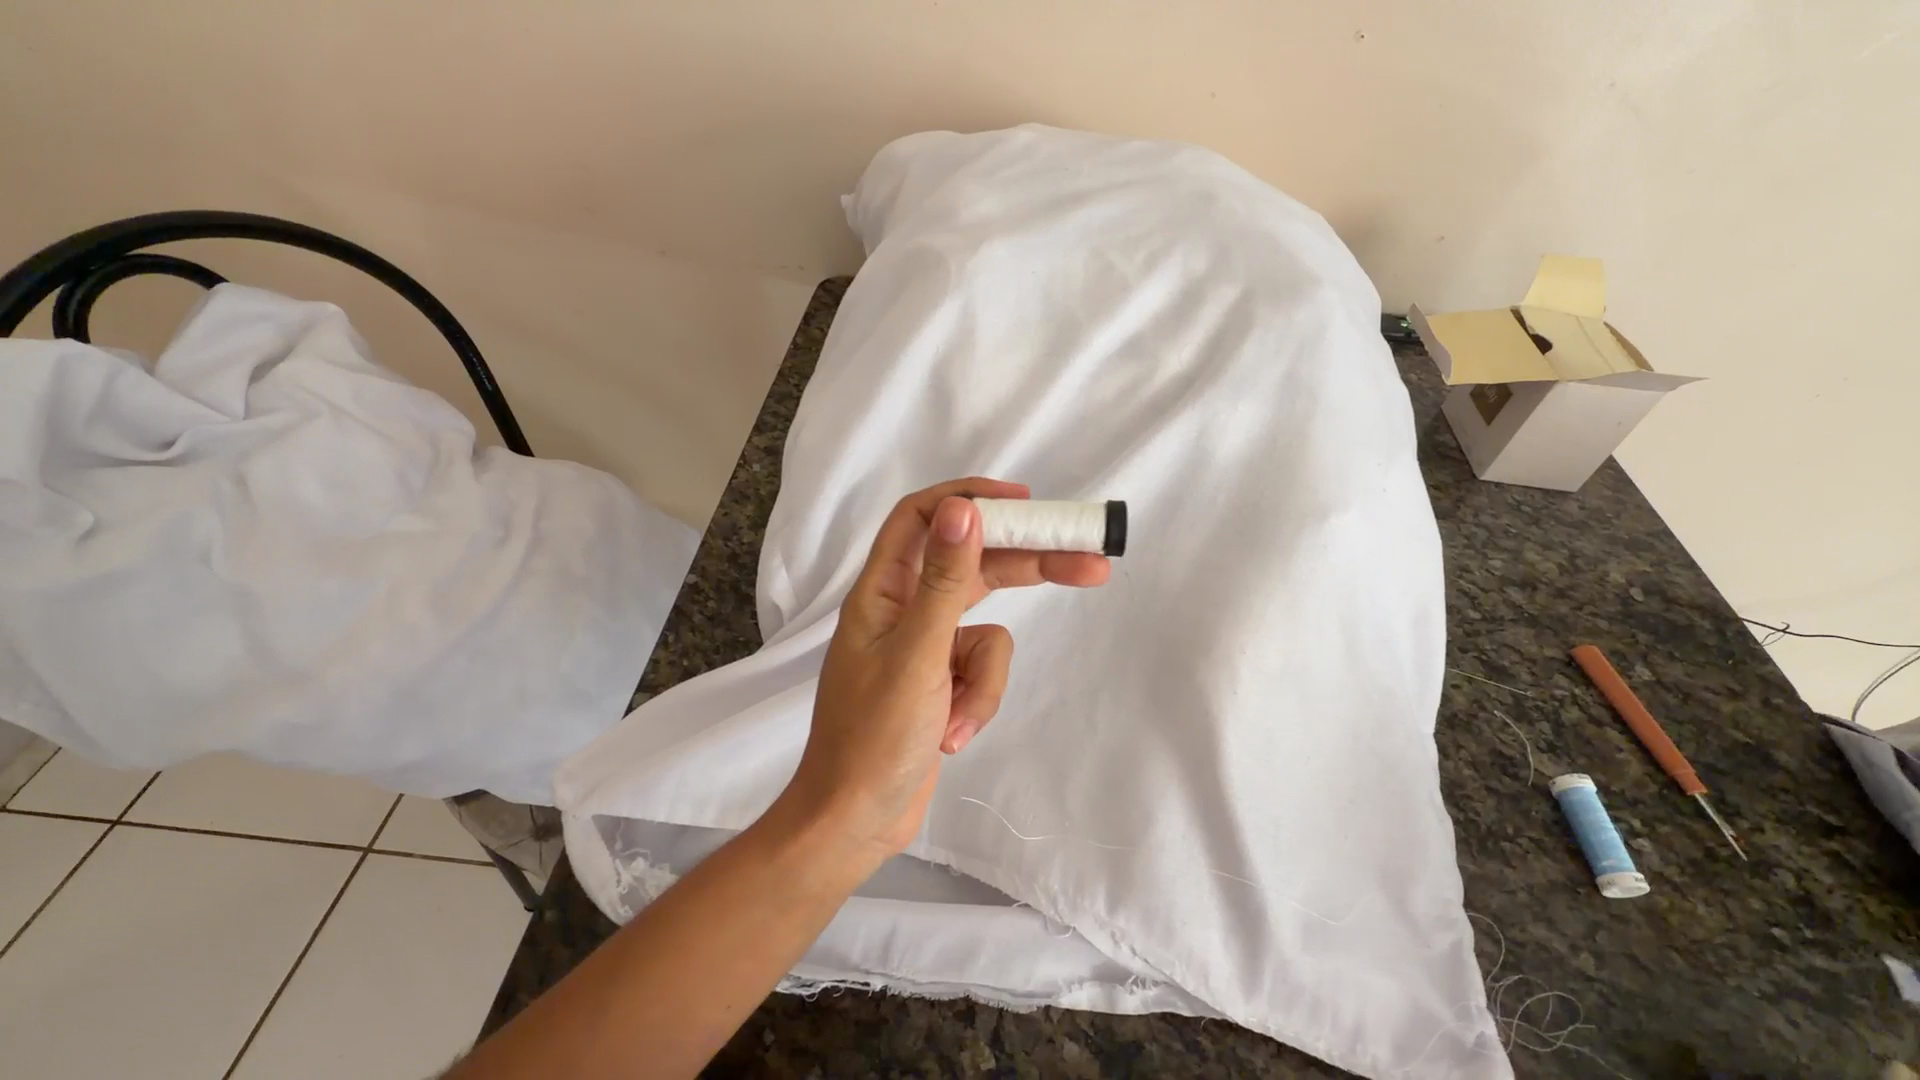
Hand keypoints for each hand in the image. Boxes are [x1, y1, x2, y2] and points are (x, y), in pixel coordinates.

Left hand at [775, 478, 1109, 859]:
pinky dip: (977, 702)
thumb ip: (945, 580)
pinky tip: (952, 736)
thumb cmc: (874, 738)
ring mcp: (926, 649)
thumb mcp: (917, 655)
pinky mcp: (943, 684)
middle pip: (974, 566)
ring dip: (985, 677)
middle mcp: (903, 610)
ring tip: (960, 719)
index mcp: (881, 591)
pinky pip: (982, 672)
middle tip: (1091, 563)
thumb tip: (964, 508)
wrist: (856, 822)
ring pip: (986, 632)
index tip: (1027, 503)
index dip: (971, 498)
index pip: (923, 518)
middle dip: (1025, 570)